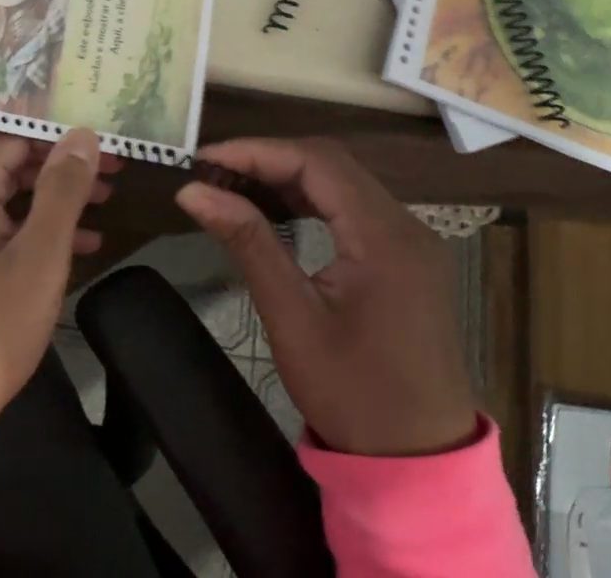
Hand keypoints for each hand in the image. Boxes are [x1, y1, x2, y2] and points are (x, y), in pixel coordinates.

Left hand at [0, 130, 115, 462]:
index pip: (12, 141)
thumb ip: (61, 192)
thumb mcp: (40, 253)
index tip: (104, 140)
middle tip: (115, 169)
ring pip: (15, 200)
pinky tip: (88, 243)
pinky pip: (12, 231)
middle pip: (14, 167)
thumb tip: (80, 135)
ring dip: (59, 198)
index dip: (57, 137)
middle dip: (63, 165)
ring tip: (108, 199)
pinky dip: (45, 230)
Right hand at [177, 138, 477, 457]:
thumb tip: (192, 190)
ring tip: (228, 187)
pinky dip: (308, 199)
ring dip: (285, 177)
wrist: (417, 457)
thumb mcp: (291, 316)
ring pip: (342, 183)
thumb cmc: (352, 390)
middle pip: (331, 165)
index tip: (201, 161)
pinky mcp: (404, 260)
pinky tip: (272, 211)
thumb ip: (247, 242)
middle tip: (208, 174)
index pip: (316, 163)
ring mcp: (411, 243)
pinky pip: (352, 208)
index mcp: (385, 237)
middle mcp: (406, 227)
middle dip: (266, 159)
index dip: (254, 152)